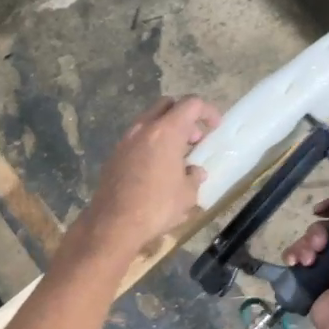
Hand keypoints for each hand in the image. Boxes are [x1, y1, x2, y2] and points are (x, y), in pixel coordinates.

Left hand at [73, 95, 219, 257]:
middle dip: (184, 116)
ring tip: (177, 156)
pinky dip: (150, 143)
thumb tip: (195, 172)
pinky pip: (137, 139)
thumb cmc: (157, 206)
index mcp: (166, 131)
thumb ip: (194, 177)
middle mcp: (143, 128)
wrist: (113, 224)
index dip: (207, 111)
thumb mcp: (187, 195)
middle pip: (167, 105)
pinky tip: (156, 168)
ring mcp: (125, 140)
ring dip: (166, 130)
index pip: (191, 104)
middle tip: (194, 140)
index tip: (215, 126)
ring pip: (149, 121)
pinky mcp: (114, 155)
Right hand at [282, 182, 328, 328]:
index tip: (319, 209)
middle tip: (317, 247)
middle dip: (316, 234)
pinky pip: (300, 260)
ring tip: (304, 261)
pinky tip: (292, 264)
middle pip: (326, 228)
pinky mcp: (314, 280)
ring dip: (303, 246)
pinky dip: (294, 258)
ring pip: (310, 242)